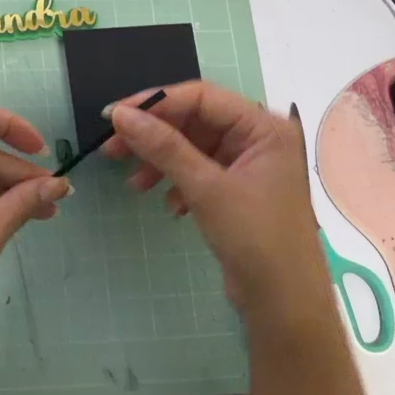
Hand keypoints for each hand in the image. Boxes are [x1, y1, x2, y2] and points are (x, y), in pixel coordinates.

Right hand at [100, 82, 327, 318]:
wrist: (281, 296)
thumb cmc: (253, 236)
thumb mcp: (205, 188)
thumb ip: (164, 148)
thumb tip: (121, 115)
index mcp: (262, 126)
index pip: (201, 97)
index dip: (155, 103)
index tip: (113, 117)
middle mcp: (257, 138)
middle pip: (194, 122)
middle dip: (153, 136)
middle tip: (112, 152)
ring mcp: (247, 166)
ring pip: (192, 150)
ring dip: (161, 163)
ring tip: (135, 186)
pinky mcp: (236, 192)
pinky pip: (198, 174)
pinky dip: (177, 184)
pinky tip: (169, 206)